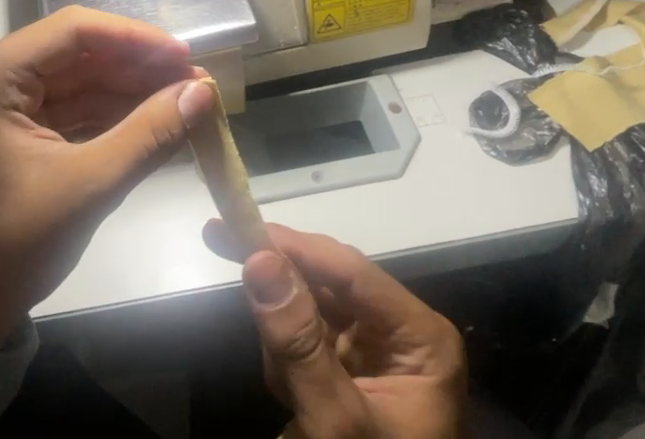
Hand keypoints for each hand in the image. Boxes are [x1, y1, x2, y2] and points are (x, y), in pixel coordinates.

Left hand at [0, 6, 215, 347]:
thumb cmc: (10, 244)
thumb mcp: (86, 186)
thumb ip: (148, 134)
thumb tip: (203, 91)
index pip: (74, 30)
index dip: (135, 39)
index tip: (186, 57)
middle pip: (79, 53)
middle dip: (138, 68)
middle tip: (196, 84)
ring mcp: (5, 108)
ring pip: (79, 82)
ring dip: (130, 93)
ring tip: (186, 104)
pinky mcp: (17, 136)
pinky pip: (72, 112)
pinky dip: (111, 118)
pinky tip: (155, 125)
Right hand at [206, 222, 465, 438]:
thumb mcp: (335, 420)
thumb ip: (297, 343)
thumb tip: (259, 260)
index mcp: (419, 337)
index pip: (349, 269)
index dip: (291, 244)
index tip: (235, 225)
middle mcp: (400, 331)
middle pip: (327, 281)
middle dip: (284, 298)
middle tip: (224, 257)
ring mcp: (375, 350)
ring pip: (309, 307)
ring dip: (282, 340)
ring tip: (286, 390)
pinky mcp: (350, 368)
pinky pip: (305, 338)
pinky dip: (284, 359)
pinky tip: (290, 393)